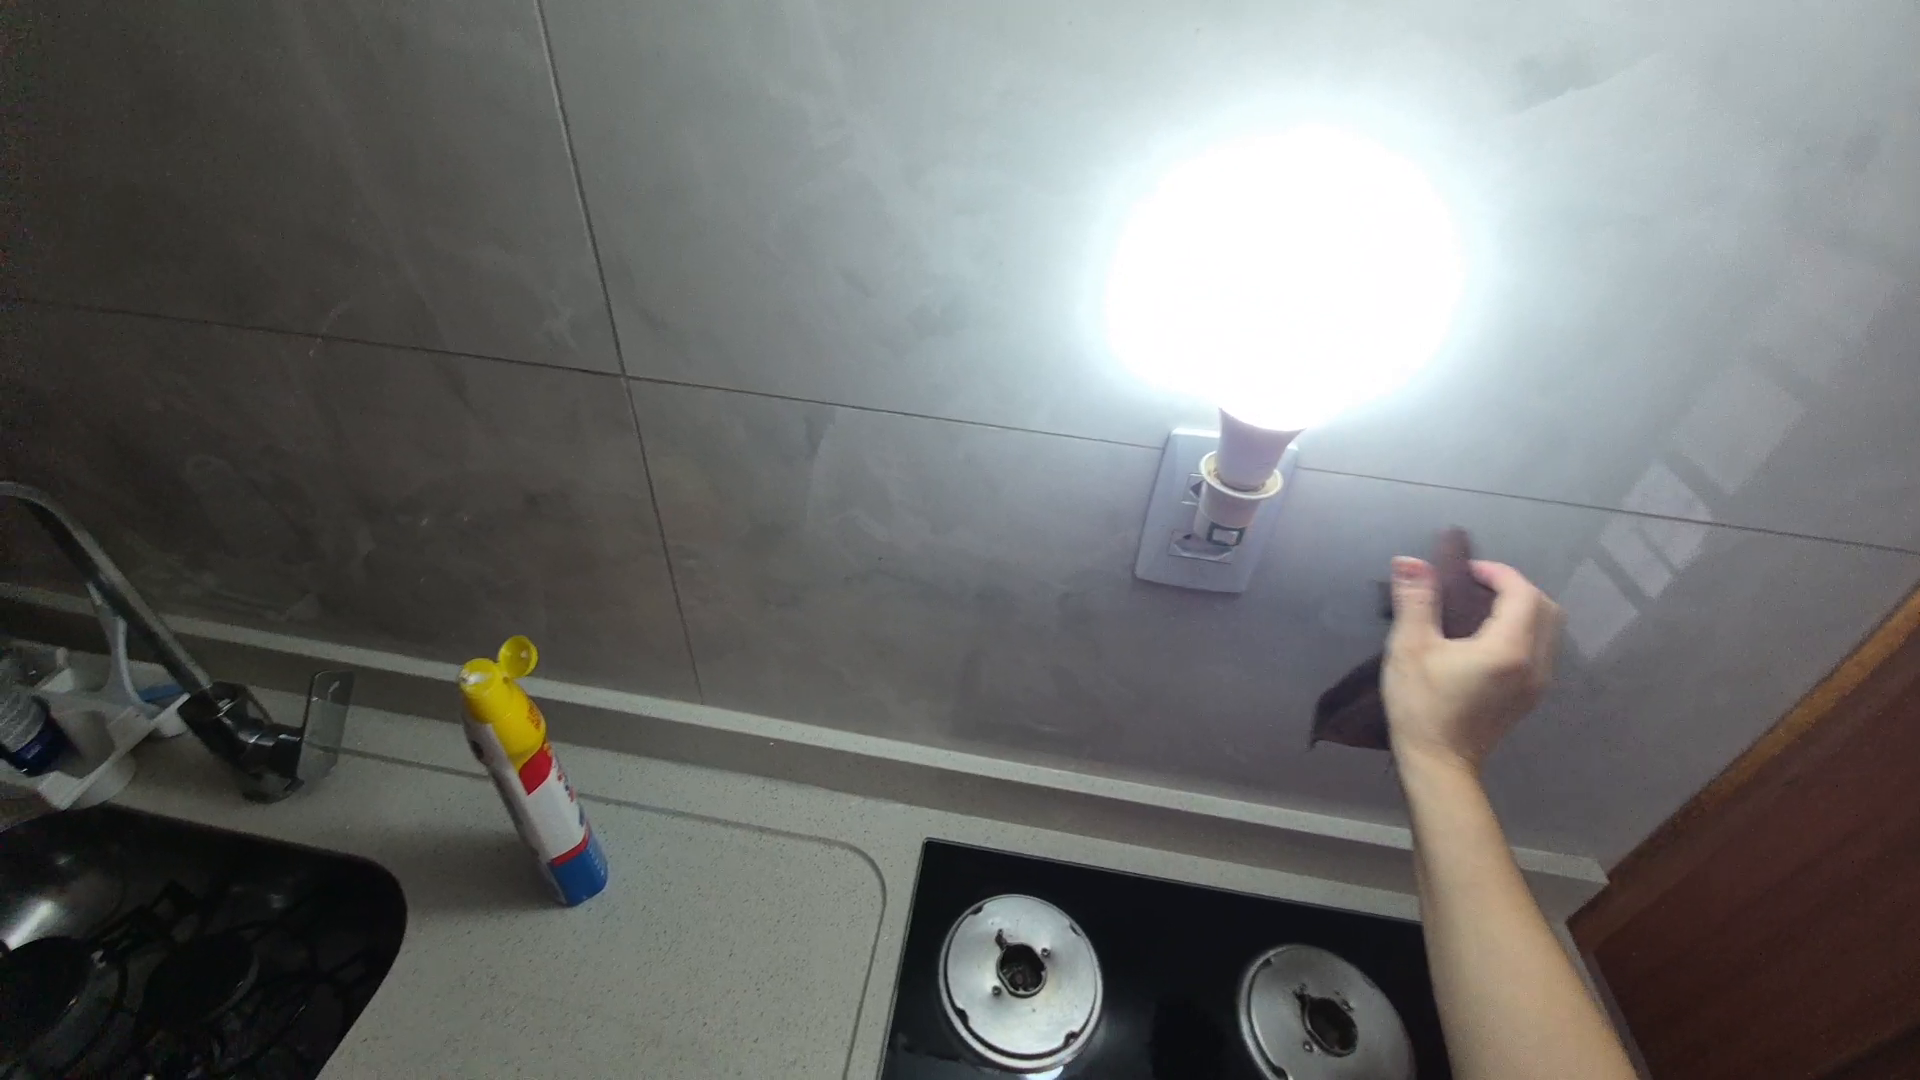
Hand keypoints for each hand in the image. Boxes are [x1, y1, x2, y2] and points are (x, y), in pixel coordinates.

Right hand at [1382, 556, 1563, 776]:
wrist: (1438, 761)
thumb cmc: (1421, 703)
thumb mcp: (1409, 648)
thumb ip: (1416, 601)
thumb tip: (1410, 561)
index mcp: (1508, 648)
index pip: (1522, 594)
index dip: (1497, 573)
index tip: (1464, 570)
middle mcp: (1535, 663)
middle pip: (1545, 608)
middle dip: (1513, 587)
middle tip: (1473, 585)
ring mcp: (1538, 682)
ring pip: (1547, 629)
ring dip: (1521, 608)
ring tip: (1478, 608)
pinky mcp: (1530, 696)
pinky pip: (1540, 649)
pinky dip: (1521, 630)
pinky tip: (1485, 638)